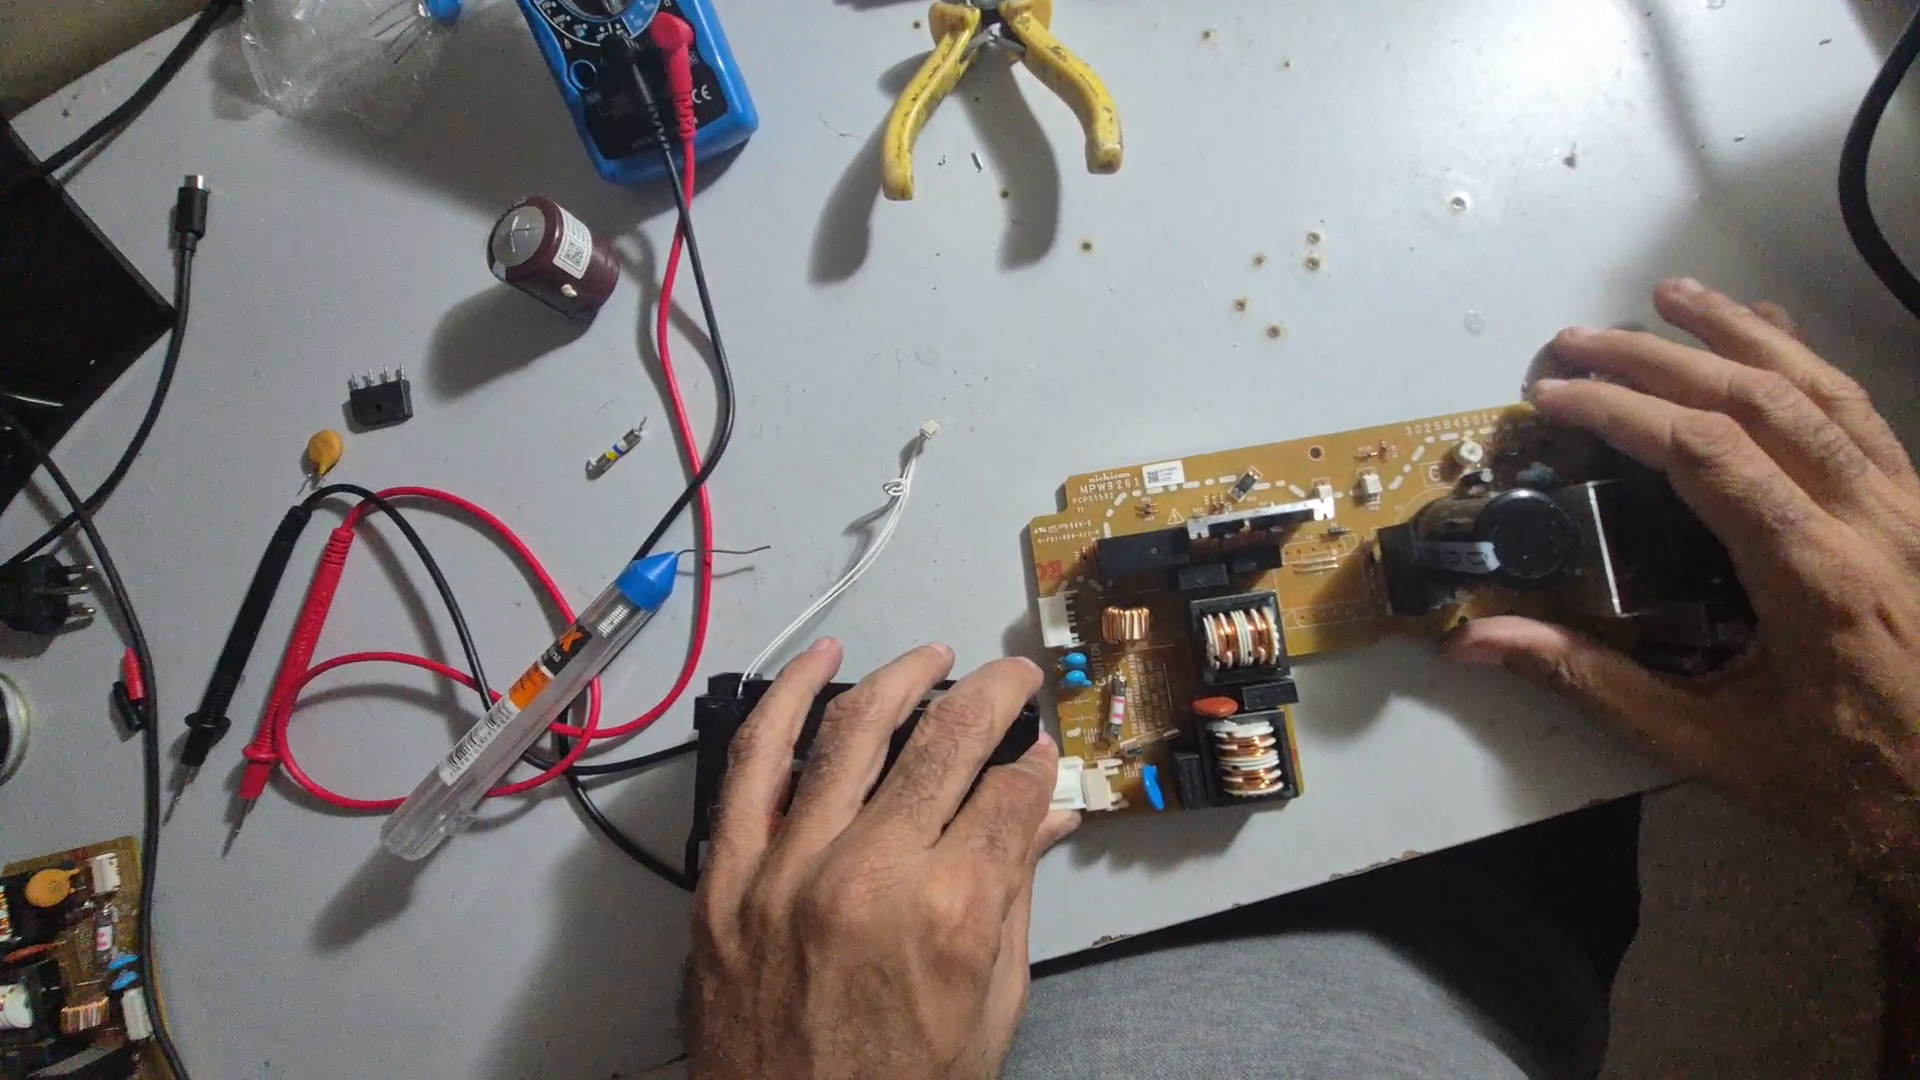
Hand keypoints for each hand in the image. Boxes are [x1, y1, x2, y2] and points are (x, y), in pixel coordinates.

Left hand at [684, 639, 1078, 1079]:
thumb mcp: (990, 1006)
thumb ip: (1017, 891)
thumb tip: (1050, 811)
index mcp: (950, 915)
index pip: (1011, 795)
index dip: (1038, 764)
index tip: (1042, 749)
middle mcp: (872, 874)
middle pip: (947, 741)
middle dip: (995, 693)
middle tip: (1014, 674)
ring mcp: (790, 865)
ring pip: (856, 728)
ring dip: (906, 674)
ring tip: (936, 653)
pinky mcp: (729, 871)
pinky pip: (754, 758)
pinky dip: (787, 694)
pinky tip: (821, 657)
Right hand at [1447, 278, 1919, 908]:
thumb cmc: (1841, 777)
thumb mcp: (1699, 740)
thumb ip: (1583, 680)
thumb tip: (1470, 642)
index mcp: (1815, 576)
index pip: (1709, 456)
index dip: (1621, 412)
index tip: (1550, 398)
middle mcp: (1876, 524)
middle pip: (1761, 404)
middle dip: (1657, 361)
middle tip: (1574, 343)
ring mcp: (1909, 511)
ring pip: (1824, 392)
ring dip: (1738, 337)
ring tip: (1670, 297)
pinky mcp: (1914, 513)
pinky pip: (1858, 415)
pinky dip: (1803, 364)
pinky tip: (1766, 338)